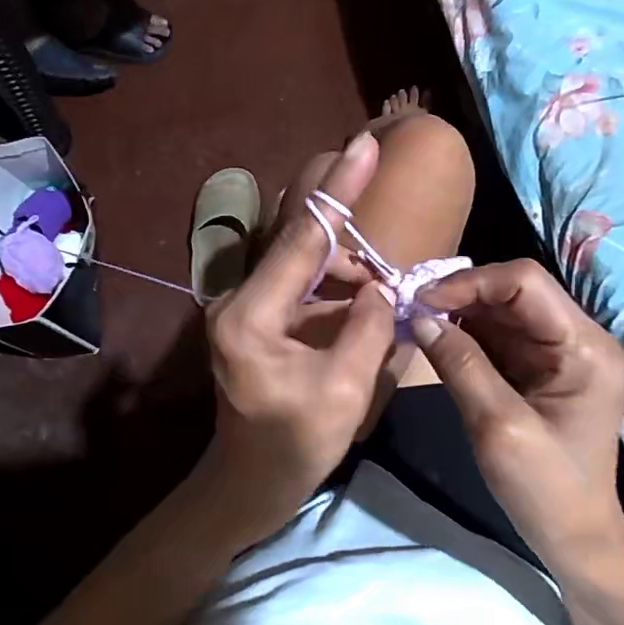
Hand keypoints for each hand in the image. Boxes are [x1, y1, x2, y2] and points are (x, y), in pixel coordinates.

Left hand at [200, 131, 397, 536]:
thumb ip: (366, 327)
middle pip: (300, 246)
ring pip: (301, 265)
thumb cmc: (294, 445)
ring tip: (379, 293)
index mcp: (250, 315)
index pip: (302, 239)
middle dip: (348, 238)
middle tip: (386, 254)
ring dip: (344, 270)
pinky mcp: (252, 319)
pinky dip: (331, 288)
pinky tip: (359, 301)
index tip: (364, 144)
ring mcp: (241, 308)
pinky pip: (297, 286)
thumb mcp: (343, 390)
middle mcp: (237, 300)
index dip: (338, 190)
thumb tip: (378, 285)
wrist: (248, 480)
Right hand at [411, 260, 623, 570]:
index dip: (470, 283)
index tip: (422, 301)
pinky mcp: (536, 367)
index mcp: (584, 346)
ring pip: (500, 309)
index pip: (526, 283)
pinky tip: (434, 337)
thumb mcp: (497, 426)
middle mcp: (576, 338)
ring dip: (457, 310)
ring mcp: (556, 352)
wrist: (574, 538)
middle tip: (411, 308)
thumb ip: (460, 365)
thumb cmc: (546, 487)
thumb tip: (419, 316)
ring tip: (415, 320)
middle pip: (513, 290)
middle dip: (460, 293)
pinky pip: (495, 334)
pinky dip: (462, 331)